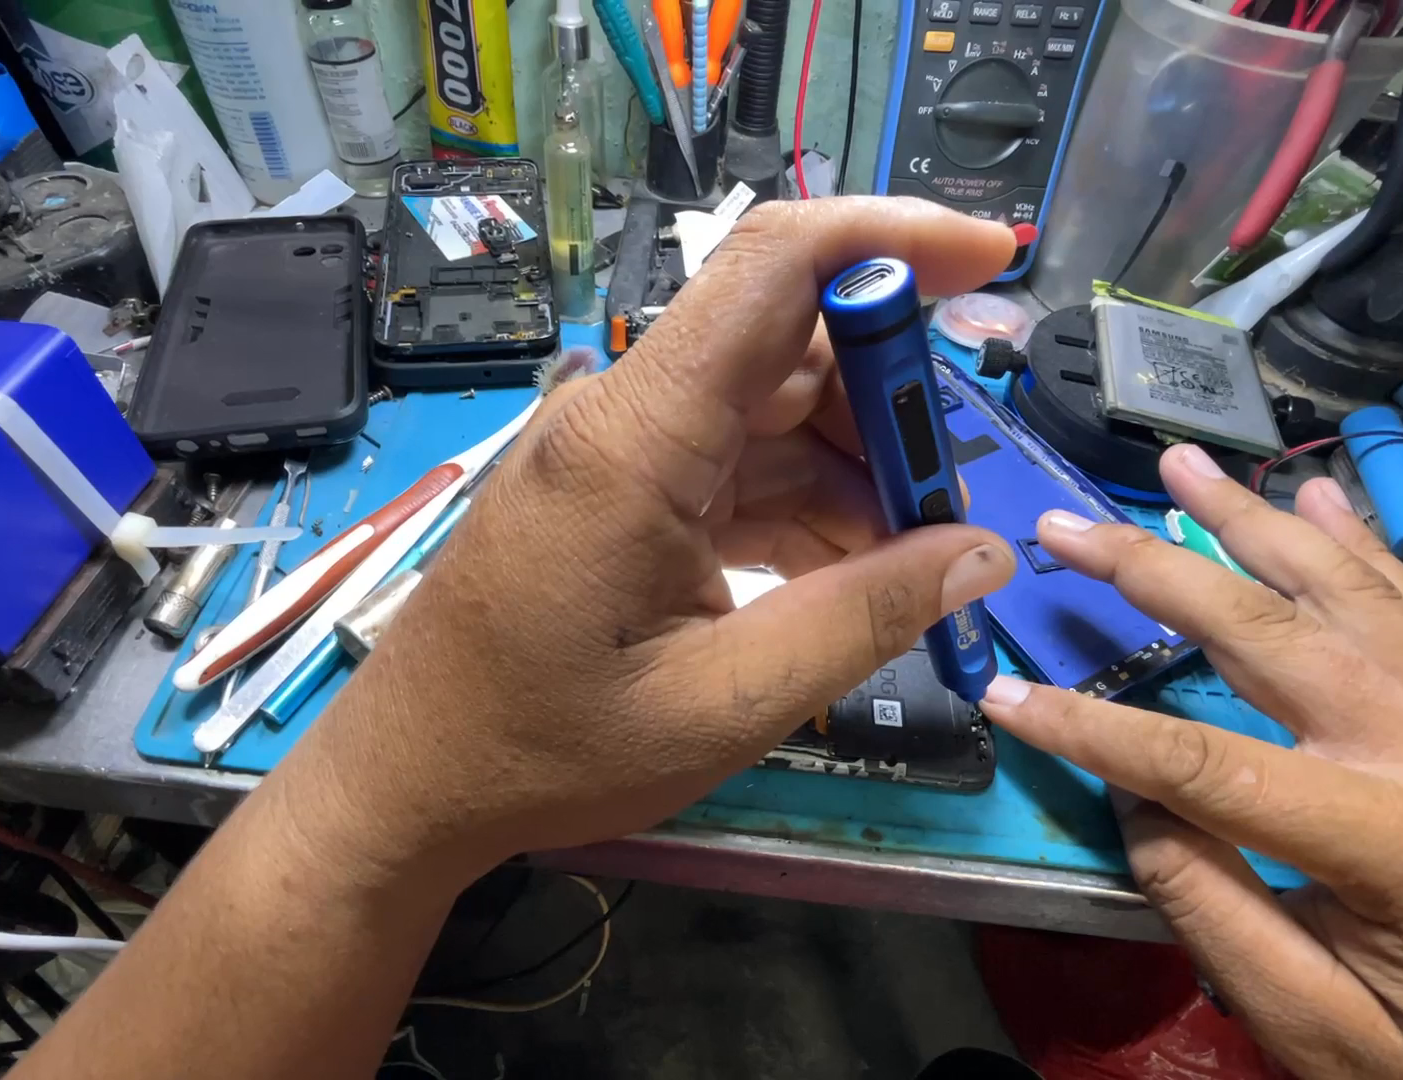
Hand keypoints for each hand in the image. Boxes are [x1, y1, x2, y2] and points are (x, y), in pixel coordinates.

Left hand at [280, 198, 1020, 879]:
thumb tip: (981, 554)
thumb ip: (861, 618)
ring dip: (850, 472)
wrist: (414, 779)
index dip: (890, 236)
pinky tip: (837, 572)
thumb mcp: (724, 703)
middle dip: (888, 410)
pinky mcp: (619, 491)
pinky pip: (732, 467)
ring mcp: (618, 452)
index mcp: (635, 441)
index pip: (772, 269)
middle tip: (950, 507)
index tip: (989, 259)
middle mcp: (623, 418)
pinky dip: (799, 506)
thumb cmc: (546, 751)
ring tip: (902, 565)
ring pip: (769, 412)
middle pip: (787, 348)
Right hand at [979, 443, 1402, 1077]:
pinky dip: (1356, 545)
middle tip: (1065, 527)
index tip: (1000, 696)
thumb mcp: (1316, 1028)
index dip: (1084, 728)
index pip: (1195, 761)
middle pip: (1265, 632)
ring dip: (1249, 521)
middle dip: (1148, 571)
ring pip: (1344, 591)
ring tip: (1181, 468)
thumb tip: (1133, 794)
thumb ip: (1204, 900)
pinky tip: (1315, 498)